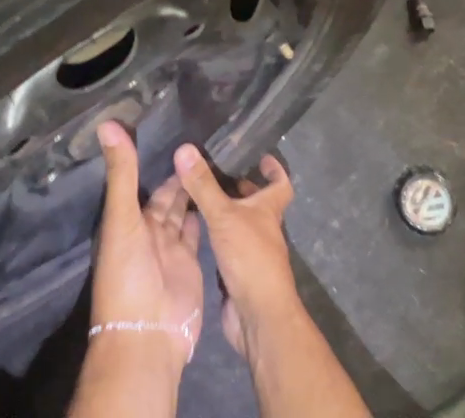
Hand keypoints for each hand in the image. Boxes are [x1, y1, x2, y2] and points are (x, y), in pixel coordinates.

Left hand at [90, 121, 203, 372]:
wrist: (149, 334)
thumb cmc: (128, 275)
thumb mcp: (122, 219)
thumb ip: (121, 173)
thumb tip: (107, 123)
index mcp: (126, 220)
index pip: (140, 181)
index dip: (151, 157)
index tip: (168, 127)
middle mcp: (147, 230)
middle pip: (163, 195)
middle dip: (177, 172)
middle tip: (200, 139)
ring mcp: (170, 247)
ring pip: (181, 210)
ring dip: (192, 190)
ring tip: (212, 158)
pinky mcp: (191, 262)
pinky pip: (197, 231)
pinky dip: (203, 214)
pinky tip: (217, 194)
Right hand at [173, 144, 298, 356]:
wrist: (257, 316)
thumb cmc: (250, 258)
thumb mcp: (224, 216)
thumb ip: (204, 185)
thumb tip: (184, 148)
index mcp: (269, 212)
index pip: (280, 185)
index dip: (274, 170)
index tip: (262, 157)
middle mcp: (264, 230)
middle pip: (258, 204)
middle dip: (242, 189)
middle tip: (216, 173)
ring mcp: (253, 253)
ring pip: (241, 226)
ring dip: (225, 213)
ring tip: (198, 197)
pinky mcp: (239, 273)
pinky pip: (228, 247)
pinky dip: (216, 237)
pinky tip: (196, 231)